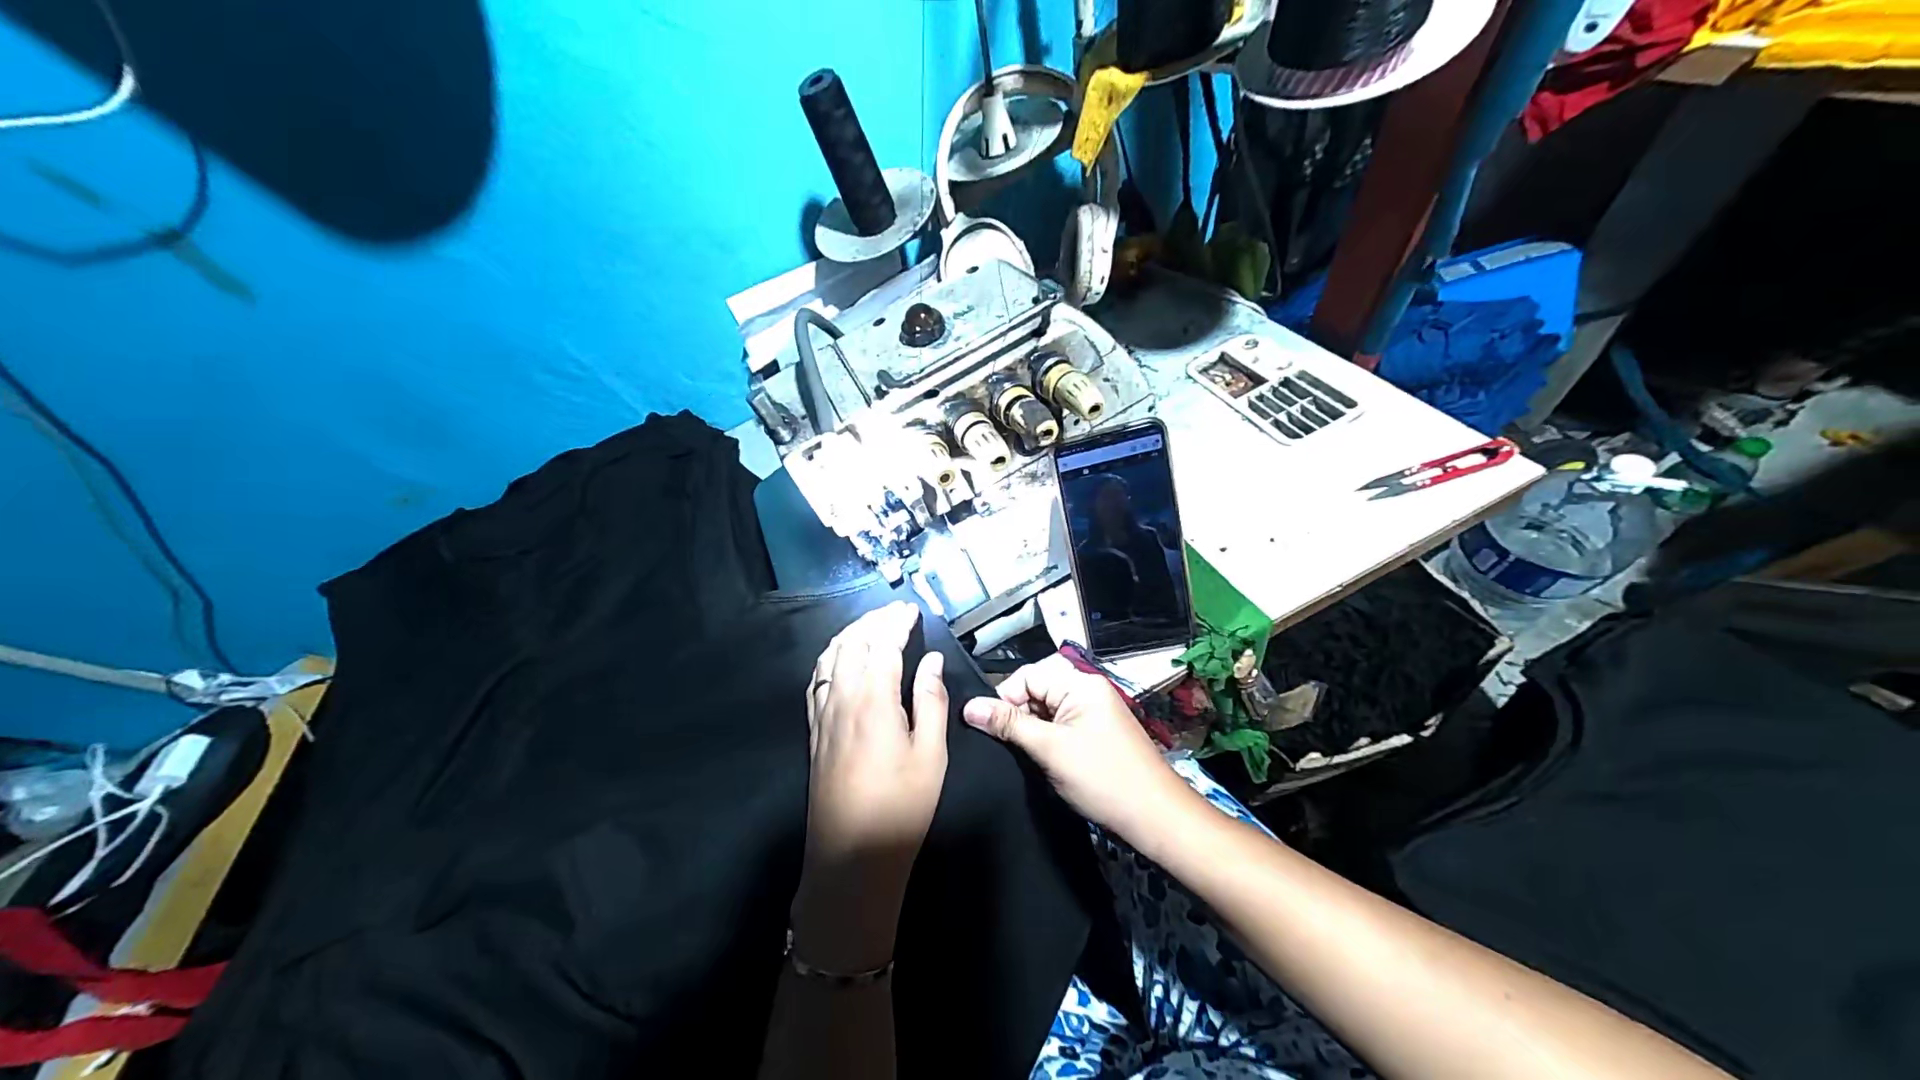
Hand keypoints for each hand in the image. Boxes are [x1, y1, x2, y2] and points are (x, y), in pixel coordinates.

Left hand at [793, 602, 949, 971]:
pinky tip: (839, 657)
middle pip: (853, 643)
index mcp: (873, 699)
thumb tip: (930, 660)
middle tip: (896, 611)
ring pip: (831, 656)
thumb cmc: (901, 806)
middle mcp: (842, 697)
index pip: (883, 644)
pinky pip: (817, 678)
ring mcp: (822, 712)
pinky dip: (830, 656)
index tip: (911, 609)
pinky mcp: (813, 729)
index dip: (897, 622)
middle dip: (874, 621)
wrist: (849, 855)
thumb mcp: (930, 755)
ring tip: (871, 625)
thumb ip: (930, 701)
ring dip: (851, 633)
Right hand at [961, 654, 1201, 846]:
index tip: (991, 728)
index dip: (1004, 698)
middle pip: (1035, 691)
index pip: (1027, 675)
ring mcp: (1093, 713)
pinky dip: (1046, 741)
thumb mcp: (1049, 749)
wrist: (1155, 817)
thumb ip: (1008, 724)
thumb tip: (969, 707)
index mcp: (1080, 684)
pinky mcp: (1095, 735)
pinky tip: (1041, 761)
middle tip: (1008, 746)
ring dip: (1030, 731)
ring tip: (1025, 756)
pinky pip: (1059, 727)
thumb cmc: (1104, 779)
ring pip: (1045, 711)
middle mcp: (1087, 691)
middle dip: (1017, 715)